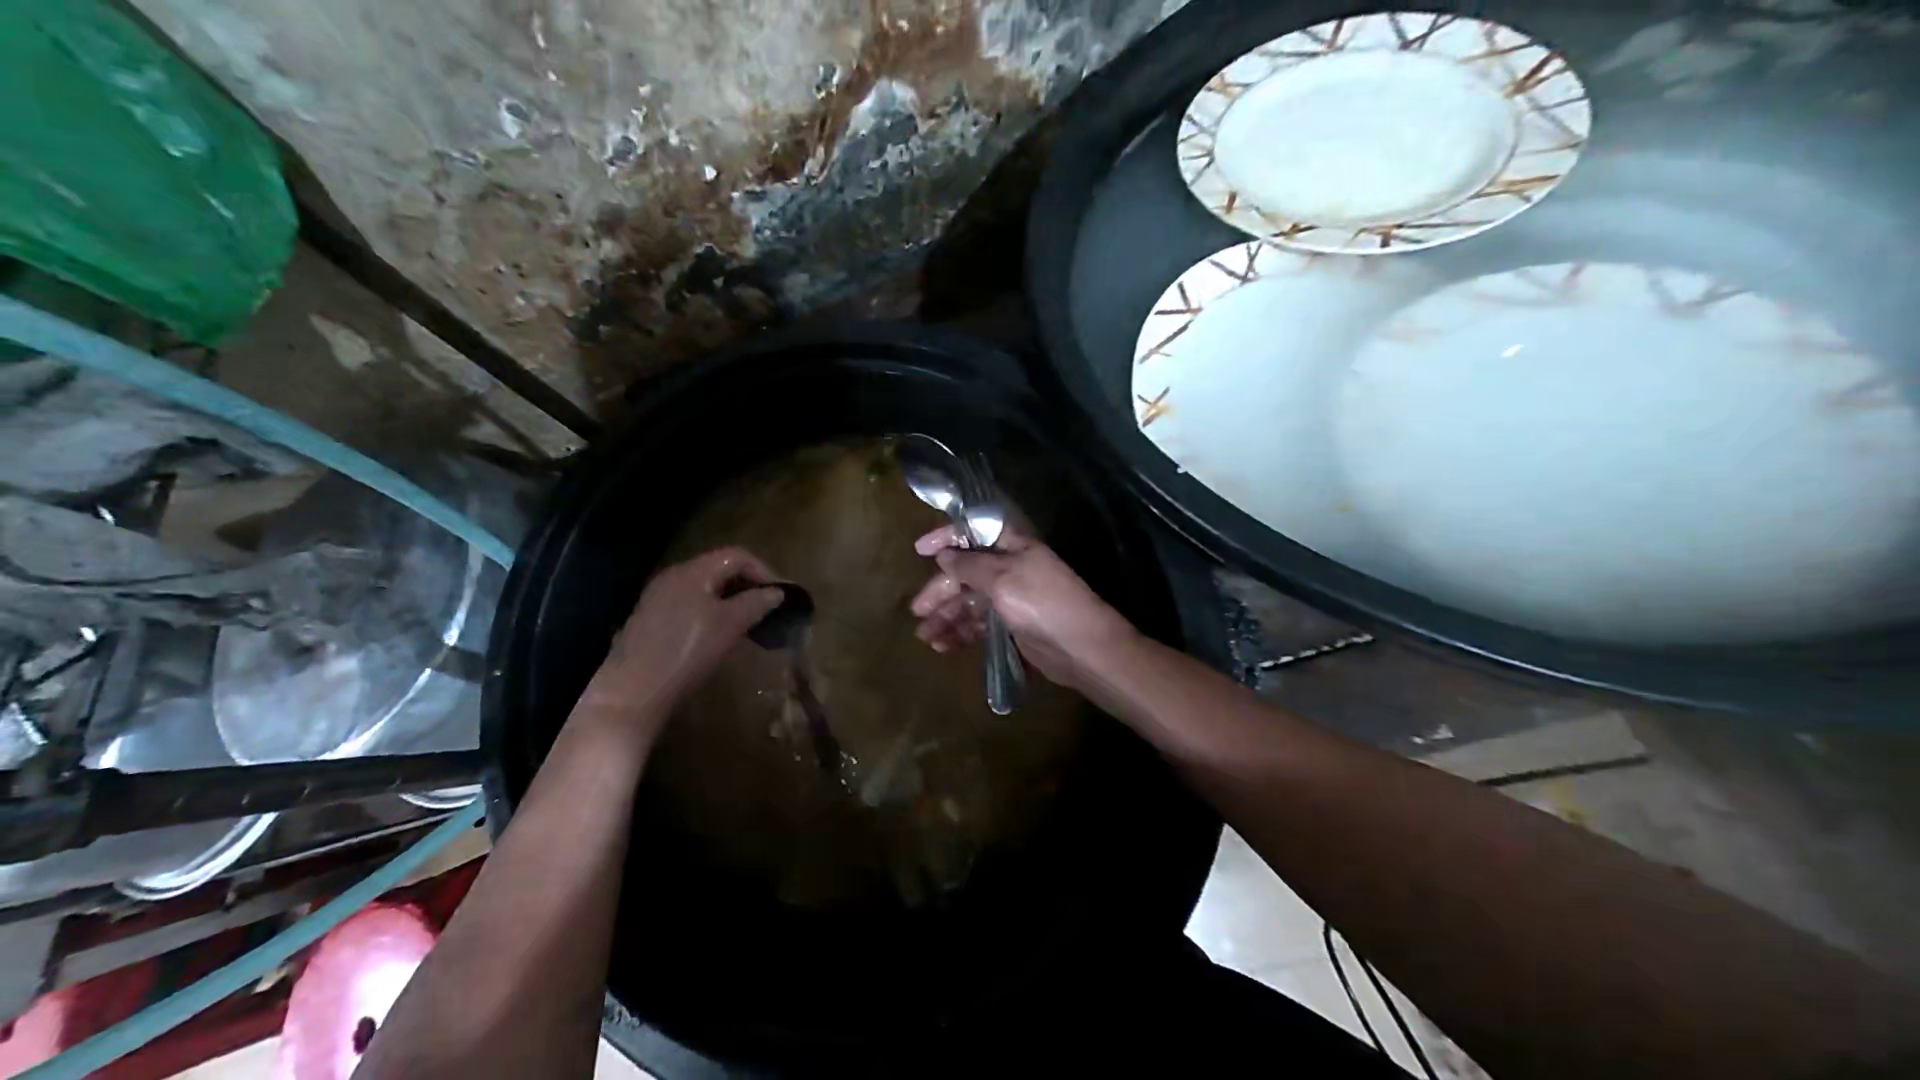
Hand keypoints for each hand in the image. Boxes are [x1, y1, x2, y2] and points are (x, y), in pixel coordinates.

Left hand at [574, 547, 782, 738]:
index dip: (764, 571)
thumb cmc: (686, 652)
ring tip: (747, 624)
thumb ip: (756, 603)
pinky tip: (717, 636)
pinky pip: (690, 603)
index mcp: (692, 571)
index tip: (779, 597)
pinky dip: (712, 611)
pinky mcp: (651, 619)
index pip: (737, 555)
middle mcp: (673, 576)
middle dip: (748, 585)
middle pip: (719, 568)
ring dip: (731, 600)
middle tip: (766, 610)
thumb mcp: (729, 626)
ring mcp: (658, 597)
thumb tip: (777, 592)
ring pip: (705, 587)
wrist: (633, 692)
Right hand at [909, 524, 1136, 692]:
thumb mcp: (1002, 577)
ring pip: (970, 602)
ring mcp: (1011, 598)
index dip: (946, 538)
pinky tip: (944, 646)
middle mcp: (1010, 568)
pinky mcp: (1012, 626)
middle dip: (941, 591)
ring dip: (947, 617)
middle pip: (966, 573)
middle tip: (917, 612)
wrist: (1082, 648)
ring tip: (926, 637)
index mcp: (1012, 546)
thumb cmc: (1042, 603)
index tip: (919, 550)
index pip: (973, 532)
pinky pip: (980, 625)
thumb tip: (945, 554)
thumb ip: (970, 564)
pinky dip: (962, 633)